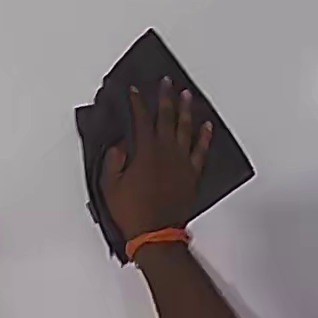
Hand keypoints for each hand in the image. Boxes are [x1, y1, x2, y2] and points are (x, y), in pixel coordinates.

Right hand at [101, 78, 214, 241]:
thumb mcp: (111, 184)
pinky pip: (201, 150)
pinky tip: (206, 126)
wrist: (156, 234)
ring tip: (187, 95)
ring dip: (186, 110)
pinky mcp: (192, 174)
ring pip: (186, 128)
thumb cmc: (133, 211)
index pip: (141, 119)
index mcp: (145, 151)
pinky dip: (204, 136)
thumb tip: (120, 145)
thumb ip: (114, 160)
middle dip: (165, 97)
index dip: (137, 102)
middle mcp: (166, 152)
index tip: (134, 91)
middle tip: (165, 83)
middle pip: (167, 117)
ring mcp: (182, 162)